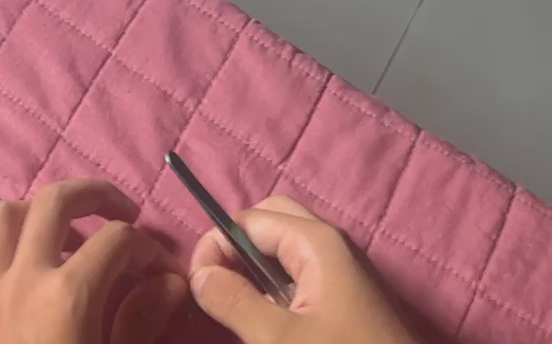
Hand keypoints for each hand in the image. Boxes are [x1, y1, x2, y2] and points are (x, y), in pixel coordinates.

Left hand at [0, 178, 188, 343]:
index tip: (165, 273)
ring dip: (32, 216)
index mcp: (68, 293)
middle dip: (95, 195)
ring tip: (63, 236)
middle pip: (55, 201)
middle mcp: (23, 279)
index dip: (148, 249)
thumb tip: (168, 282)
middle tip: (123, 213)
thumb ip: (143, 321)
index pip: (117, 240)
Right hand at [188, 195, 415, 343]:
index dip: (217, 246)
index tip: (198, 284)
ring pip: (288, 249)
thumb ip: (234, 301)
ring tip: (243, 311)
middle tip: (220, 287)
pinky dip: (280, 287)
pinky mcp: (353, 301)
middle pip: (271, 221)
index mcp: (317, 242)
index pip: (249, 220)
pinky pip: (305, 274)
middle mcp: (333, 245)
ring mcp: (347, 273)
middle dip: (239, 246)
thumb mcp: (281, 342)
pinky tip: (275, 325)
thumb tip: (198, 273)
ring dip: (258, 268)